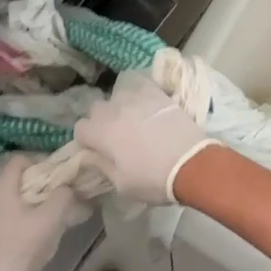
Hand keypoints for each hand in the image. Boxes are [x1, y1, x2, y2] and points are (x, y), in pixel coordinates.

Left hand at [0, 155, 85, 270]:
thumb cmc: (26, 245)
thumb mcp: (52, 218)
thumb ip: (63, 194)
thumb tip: (66, 187)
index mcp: (1, 187)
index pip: (19, 159)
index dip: (38, 163)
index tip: (53, 178)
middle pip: (12, 178)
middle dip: (33, 183)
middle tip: (50, 196)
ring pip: (6, 197)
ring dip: (23, 200)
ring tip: (40, 214)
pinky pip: (0, 213)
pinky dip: (13, 215)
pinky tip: (25, 231)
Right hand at [73, 70, 220, 204]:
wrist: (191, 163)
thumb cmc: (153, 179)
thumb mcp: (121, 184)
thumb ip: (102, 165)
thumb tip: (92, 155)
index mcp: (102, 133)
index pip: (80, 128)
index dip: (86, 140)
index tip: (97, 150)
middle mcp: (115, 110)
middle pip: (96, 108)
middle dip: (100, 121)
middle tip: (114, 137)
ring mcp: (137, 98)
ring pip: (118, 95)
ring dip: (120, 107)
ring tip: (133, 121)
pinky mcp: (157, 93)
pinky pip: (141, 86)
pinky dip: (140, 94)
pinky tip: (148, 106)